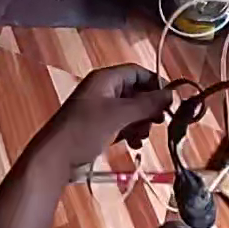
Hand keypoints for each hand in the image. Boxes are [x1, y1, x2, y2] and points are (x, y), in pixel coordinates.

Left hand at [32, 65, 174, 171]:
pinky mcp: (99, 125)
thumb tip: (172, 94)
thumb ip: (146, 104)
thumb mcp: (118, 115)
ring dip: (140, 121)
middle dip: (148, 106)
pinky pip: (122, 123)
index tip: (171, 101)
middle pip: (135, 91)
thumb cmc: (86, 129)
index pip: (136, 72)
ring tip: (142, 136)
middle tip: (159, 122)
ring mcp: (100, 108)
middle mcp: (103, 89)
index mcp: (105, 79)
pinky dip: (131, 131)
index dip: (155, 83)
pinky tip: (134, 144)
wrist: (56, 155)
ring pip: (130, 109)